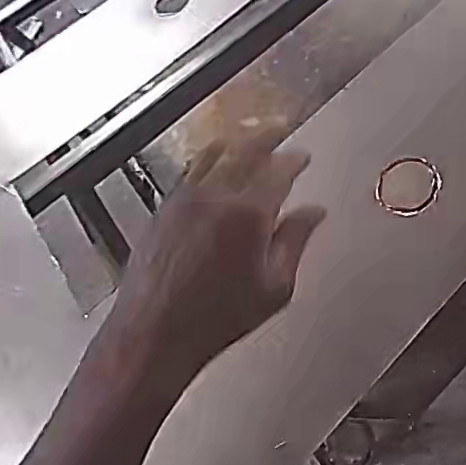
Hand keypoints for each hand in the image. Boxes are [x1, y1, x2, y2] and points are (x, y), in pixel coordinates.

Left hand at [107, 127, 325, 375]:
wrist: (153, 335)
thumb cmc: (211, 319)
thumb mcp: (275, 287)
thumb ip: (295, 241)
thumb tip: (312, 215)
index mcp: (248, 214)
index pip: (279, 171)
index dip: (295, 159)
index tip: (302, 157)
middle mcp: (214, 199)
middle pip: (246, 151)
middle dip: (267, 136)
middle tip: (280, 129)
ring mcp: (184, 201)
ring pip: (214, 154)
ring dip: (237, 142)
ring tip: (248, 138)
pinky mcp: (163, 210)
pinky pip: (191, 170)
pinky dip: (209, 159)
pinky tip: (213, 163)